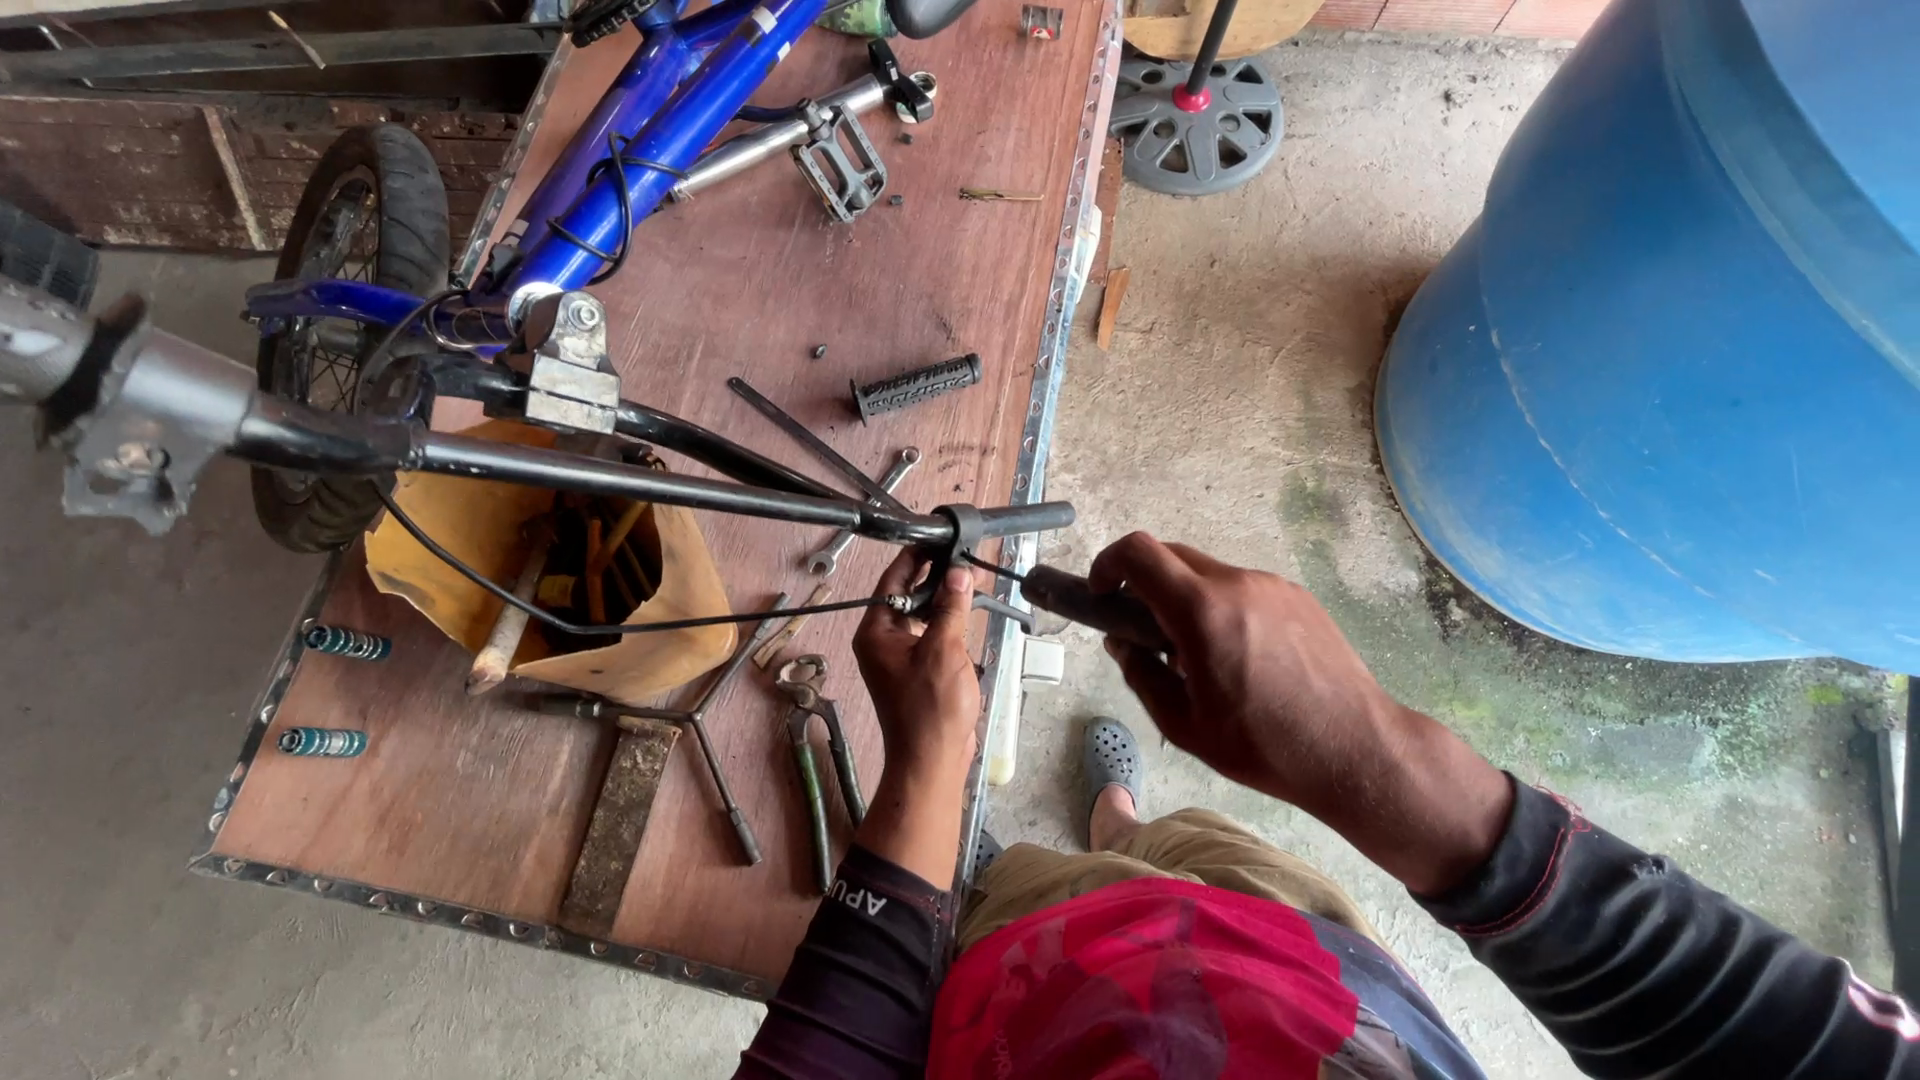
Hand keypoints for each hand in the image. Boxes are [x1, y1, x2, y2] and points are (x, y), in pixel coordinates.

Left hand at [853, 551, 980, 778]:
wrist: (932, 759)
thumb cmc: (931, 707)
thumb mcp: (944, 649)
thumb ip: (951, 607)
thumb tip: (958, 572)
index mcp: (875, 632)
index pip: (891, 581)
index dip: (914, 557)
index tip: (936, 538)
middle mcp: (880, 641)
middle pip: (905, 596)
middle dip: (933, 577)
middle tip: (960, 555)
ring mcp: (897, 657)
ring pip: (919, 616)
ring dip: (942, 601)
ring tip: (967, 578)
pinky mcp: (915, 671)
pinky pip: (928, 636)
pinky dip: (945, 624)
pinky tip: (965, 614)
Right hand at [1089, 532, 1511, 894]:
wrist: (1358, 750)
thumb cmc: (1263, 746)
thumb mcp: (1183, 724)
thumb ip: (1141, 674)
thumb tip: (1122, 642)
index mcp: (1202, 611)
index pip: (1138, 552)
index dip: (1108, 563)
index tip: (1101, 593)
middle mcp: (1237, 584)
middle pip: (1171, 557)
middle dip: (1144, 584)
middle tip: (1144, 634)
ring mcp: (1272, 587)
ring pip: (1208, 575)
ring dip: (1185, 599)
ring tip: (1198, 657)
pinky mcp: (1298, 598)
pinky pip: (1242, 589)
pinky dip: (1221, 607)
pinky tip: (1239, 657)